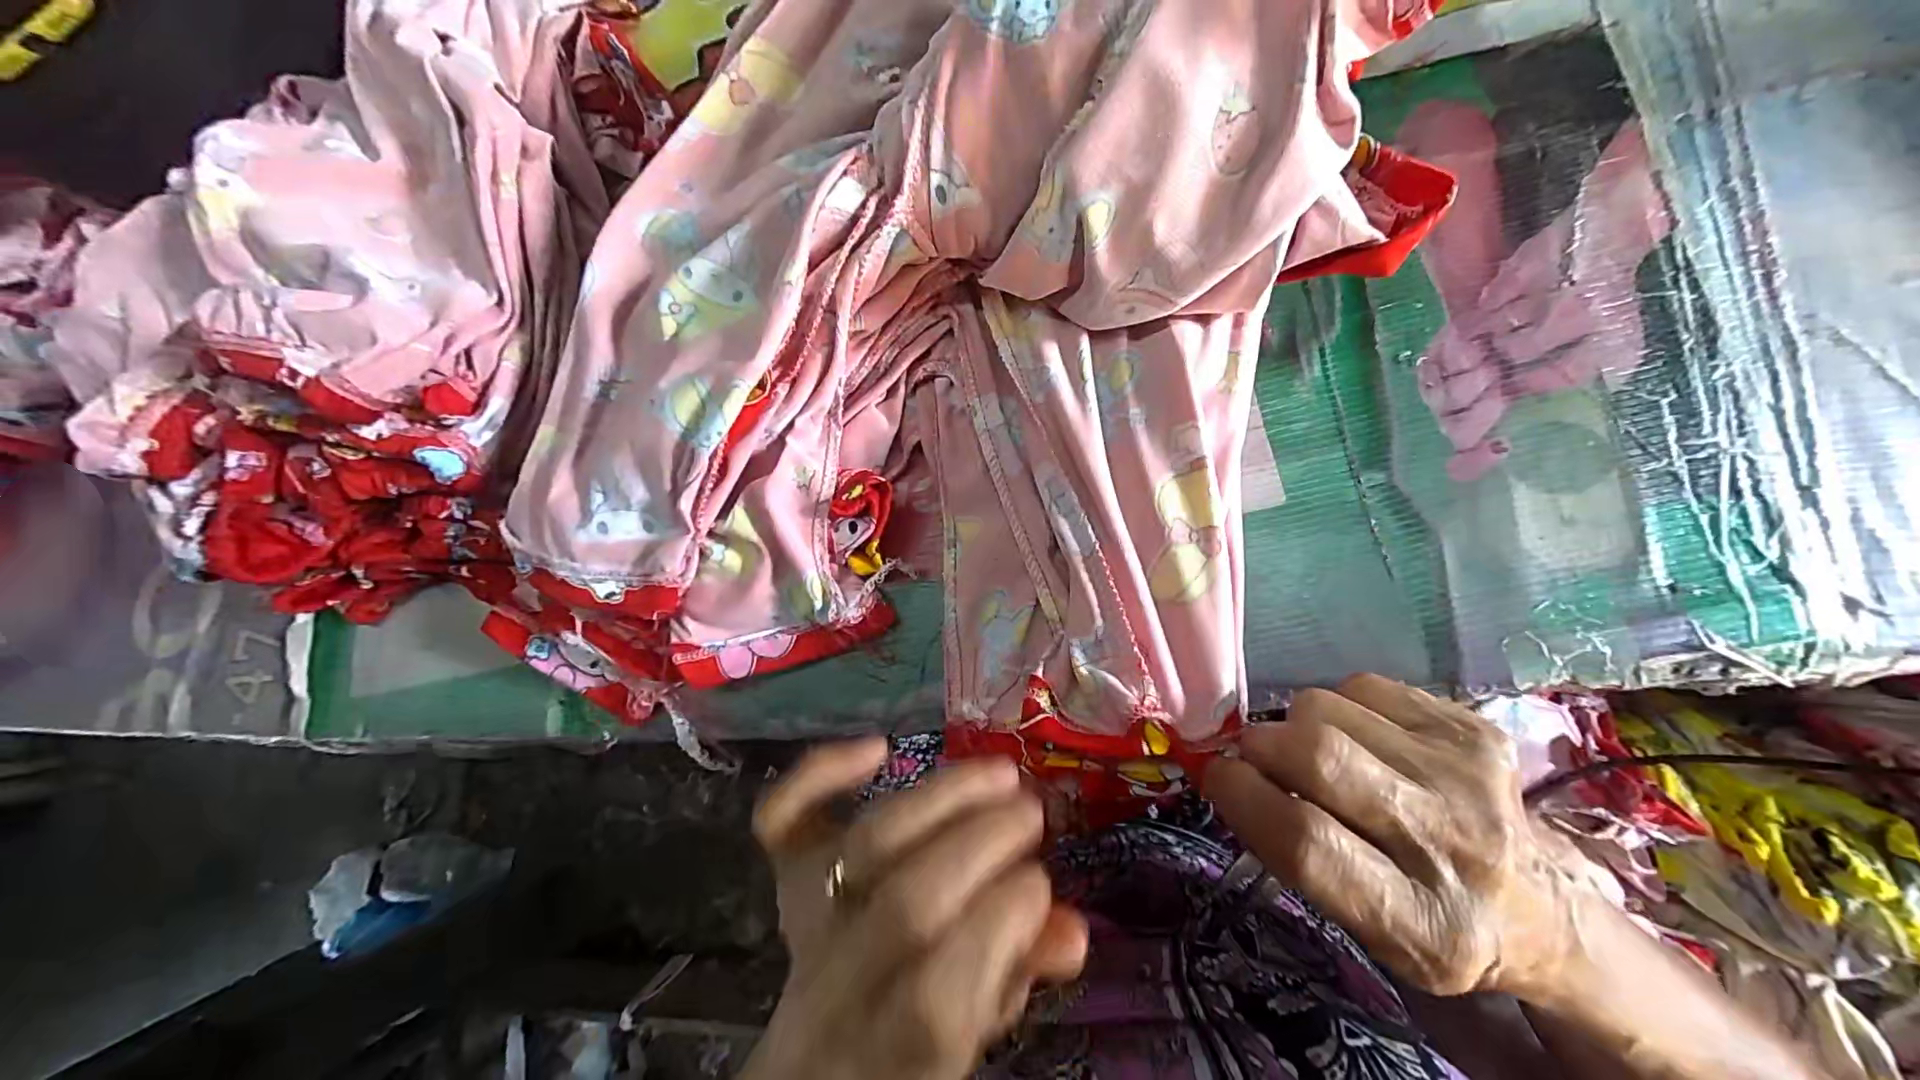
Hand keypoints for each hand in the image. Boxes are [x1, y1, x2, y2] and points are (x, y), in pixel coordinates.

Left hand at [742, 739, 1088, 1079]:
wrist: (818, 1056)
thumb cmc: (909, 1043)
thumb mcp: (972, 1032)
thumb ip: (1015, 979)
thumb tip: (1072, 927)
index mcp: (893, 1049)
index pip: (936, 998)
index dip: (995, 925)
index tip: (1043, 878)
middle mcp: (837, 986)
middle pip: (901, 908)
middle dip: (978, 846)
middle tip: (1033, 811)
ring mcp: (803, 921)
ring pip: (860, 849)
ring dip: (938, 800)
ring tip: (1000, 773)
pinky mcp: (784, 876)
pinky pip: (781, 817)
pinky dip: (820, 772)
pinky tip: (879, 748)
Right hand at [1205, 674, 1593, 998]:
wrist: (1540, 907)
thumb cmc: (1424, 921)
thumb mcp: (1356, 926)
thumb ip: (1291, 853)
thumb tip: (1229, 769)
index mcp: (1418, 921)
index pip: (1306, 841)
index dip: (1243, 796)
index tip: (1218, 777)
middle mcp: (1452, 843)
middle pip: (1317, 755)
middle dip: (1261, 746)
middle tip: (1256, 758)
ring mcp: (1467, 775)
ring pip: (1326, 707)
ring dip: (1296, 725)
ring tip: (1317, 755)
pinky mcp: (1471, 728)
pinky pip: (1359, 685)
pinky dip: (1338, 706)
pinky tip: (1360, 740)